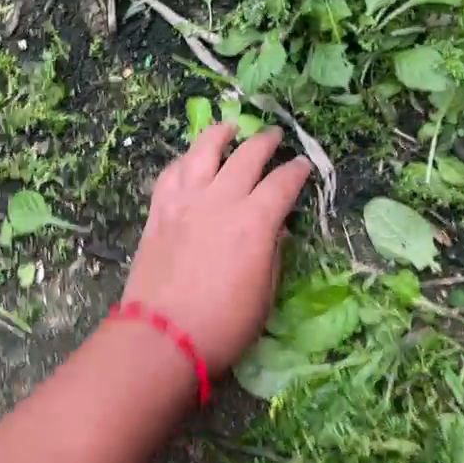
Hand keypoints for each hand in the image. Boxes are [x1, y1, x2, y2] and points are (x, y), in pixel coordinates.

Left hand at [119, 124, 310, 374]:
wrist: (162, 336)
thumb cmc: (223, 325)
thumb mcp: (264, 294)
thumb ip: (272, 253)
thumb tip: (274, 228)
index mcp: (254, 222)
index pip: (283, 183)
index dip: (297, 172)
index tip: (304, 166)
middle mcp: (220, 200)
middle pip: (246, 157)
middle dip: (265, 142)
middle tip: (275, 135)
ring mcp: (185, 200)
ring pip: (203, 151)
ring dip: (220, 134)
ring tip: (229, 126)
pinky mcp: (159, 210)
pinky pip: (172, 172)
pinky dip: (185, 160)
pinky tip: (190, 159)